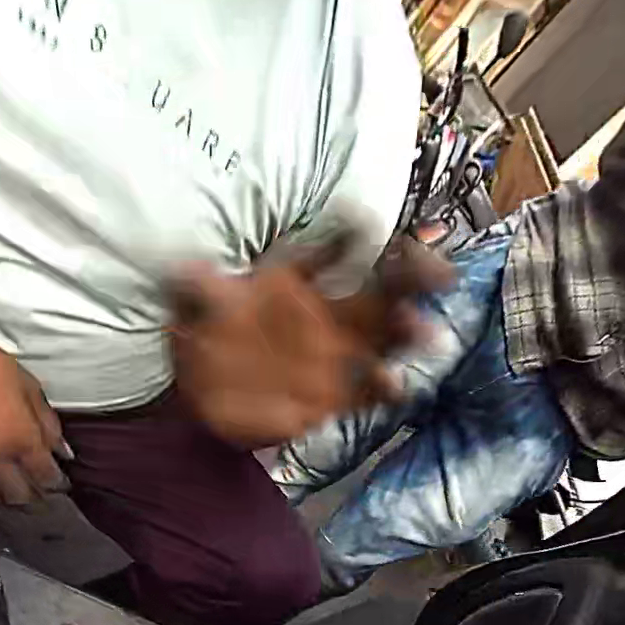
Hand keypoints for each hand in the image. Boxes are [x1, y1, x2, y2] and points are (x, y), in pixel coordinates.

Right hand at [0, 321, 65, 505]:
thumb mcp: (26, 384)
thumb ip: (46, 422)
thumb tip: (62, 451)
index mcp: (20, 439)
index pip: (44, 476)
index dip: (55, 484)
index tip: (60, 485)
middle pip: (16, 494)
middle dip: (31, 496)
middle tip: (37, 493)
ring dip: (0, 495)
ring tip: (7, 490)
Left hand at [168, 237, 451, 448]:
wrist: (201, 396)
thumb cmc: (206, 338)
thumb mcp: (196, 306)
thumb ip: (198, 287)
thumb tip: (184, 266)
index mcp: (300, 286)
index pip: (340, 252)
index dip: (358, 236)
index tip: (366, 225)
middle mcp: (327, 317)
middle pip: (381, 291)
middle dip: (413, 279)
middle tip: (439, 274)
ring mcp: (333, 359)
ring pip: (384, 340)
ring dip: (408, 333)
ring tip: (423, 332)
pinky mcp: (331, 398)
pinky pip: (365, 392)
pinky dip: (383, 389)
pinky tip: (393, 387)